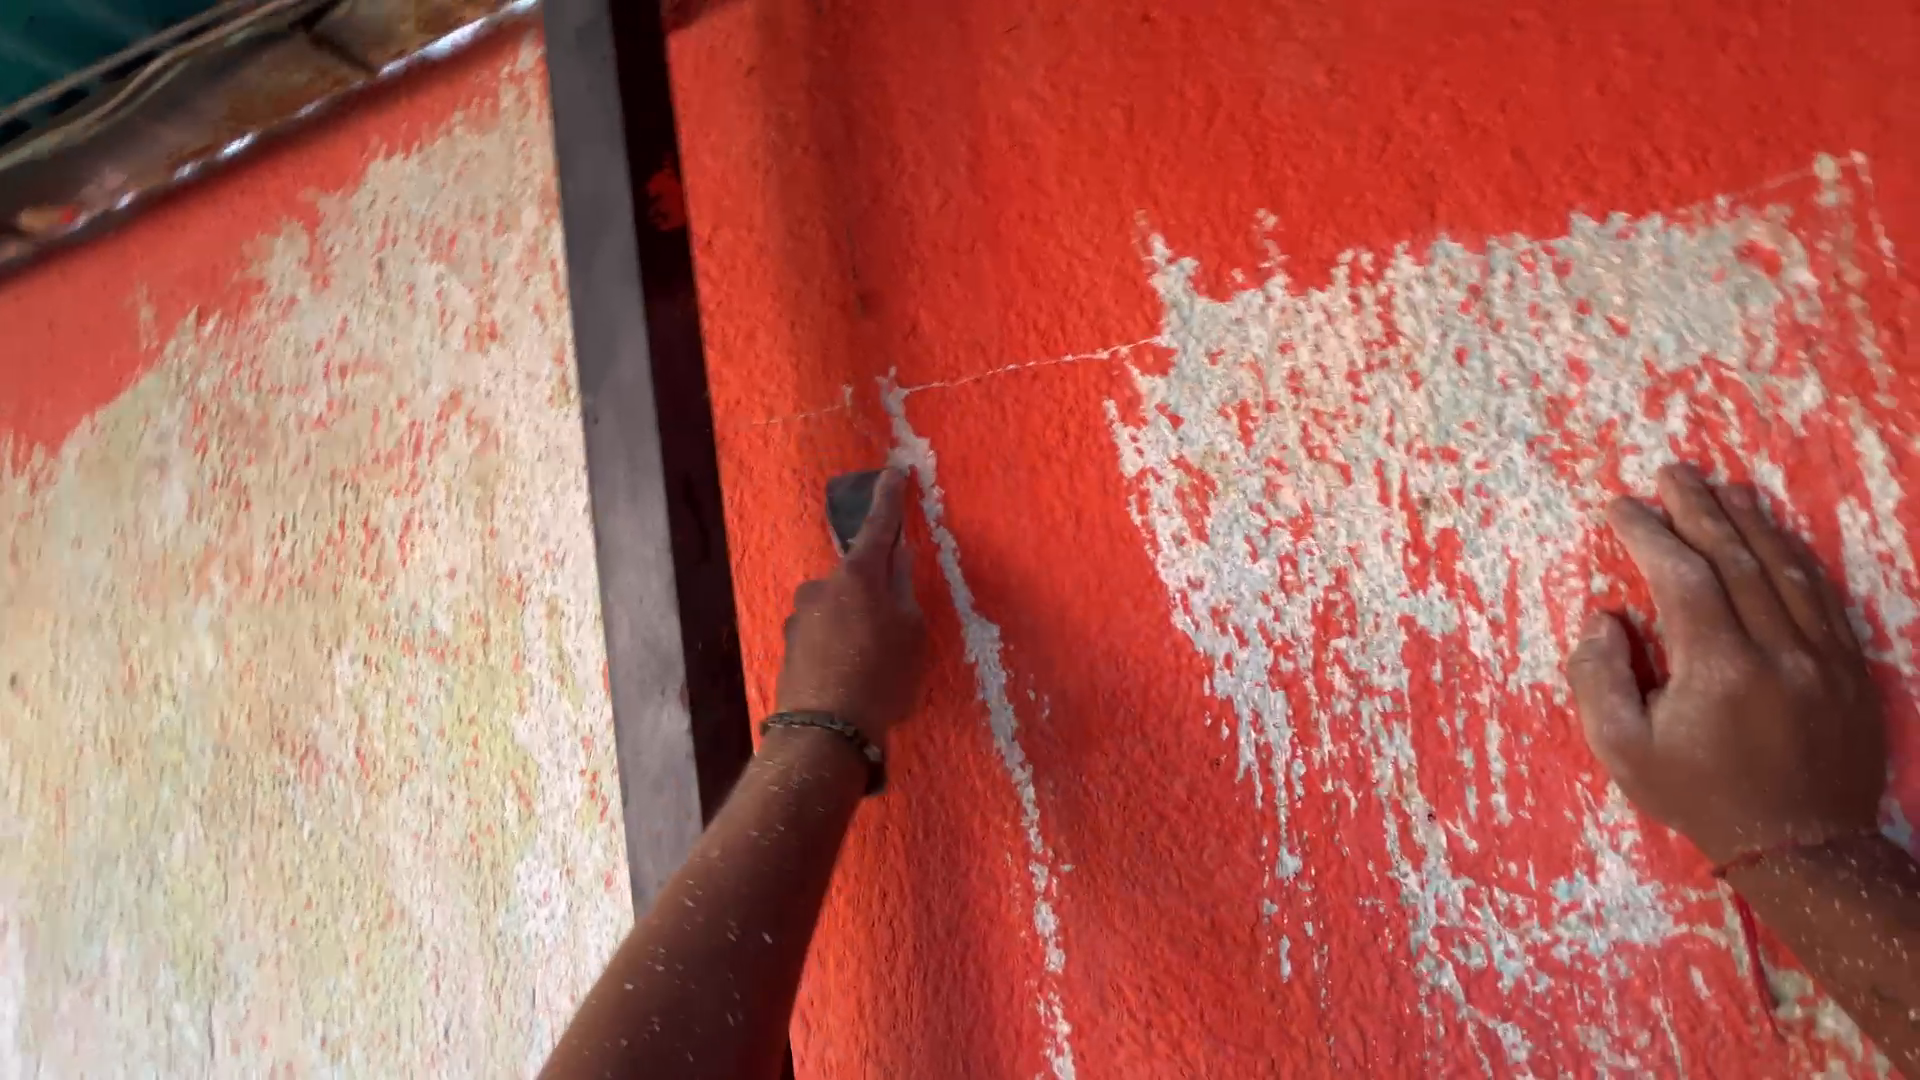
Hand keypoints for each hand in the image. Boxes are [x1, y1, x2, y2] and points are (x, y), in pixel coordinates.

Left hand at [775, 469, 925, 745]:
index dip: (891, 496)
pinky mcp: (788, 642)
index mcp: (859, 575)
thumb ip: (904, 586)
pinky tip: (848, 675)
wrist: (825, 732)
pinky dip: (838, 643)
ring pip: (839, 607)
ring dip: (856, 622)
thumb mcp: (912, 631)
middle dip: (876, 591)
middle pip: (858, 575)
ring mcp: (800, 613)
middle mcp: (822, 585)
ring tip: (871, 665)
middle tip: (895, 631)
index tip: (895, 468)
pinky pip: (823, 631)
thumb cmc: (883, 677)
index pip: (880, 523)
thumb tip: (899, 552)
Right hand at [1567, 463, 1885, 865]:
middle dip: (1699, 510)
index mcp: (1719, 670)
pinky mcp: (1849, 669)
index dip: (1649, 534)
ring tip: (1722, 487)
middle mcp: (1780, 653)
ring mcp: (1825, 658)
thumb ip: (1597, 676)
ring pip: (1786, 571)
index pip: (1682, 579)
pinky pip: (1821, 597)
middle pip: (1737, 561)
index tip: (1618, 506)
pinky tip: (1773, 535)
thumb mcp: (1619, 745)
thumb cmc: (1693, 794)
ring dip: (1750, 522)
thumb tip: (1605, 616)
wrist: (1803, 847)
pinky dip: (1792, 556)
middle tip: (1671, 472)